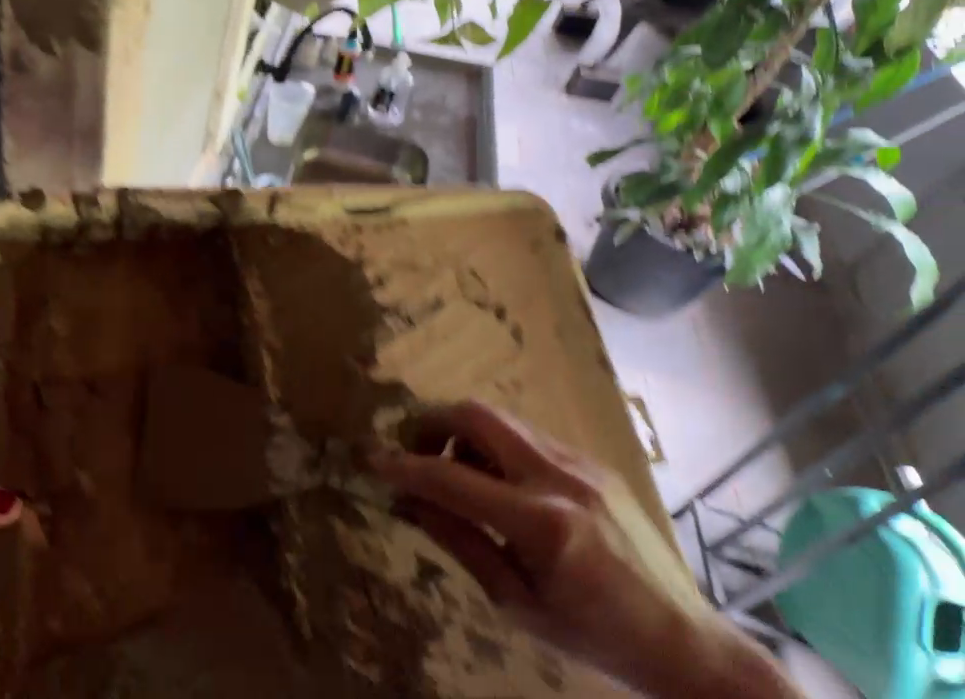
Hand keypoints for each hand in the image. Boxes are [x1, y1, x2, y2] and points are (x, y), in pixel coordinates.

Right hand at [369, 402, 800, 698]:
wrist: (688, 643)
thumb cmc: (595, 634)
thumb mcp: (515, 602)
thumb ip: (459, 542)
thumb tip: (408, 501)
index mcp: (541, 523)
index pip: (450, 477)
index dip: (403, 466)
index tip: (371, 460)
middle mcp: (562, 480)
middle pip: (477, 416)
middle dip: (431, 423)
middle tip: (412, 450)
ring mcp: (584, 465)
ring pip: (502, 418)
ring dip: (464, 432)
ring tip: (454, 469)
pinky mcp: (596, 465)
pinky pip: (529, 435)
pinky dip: (496, 445)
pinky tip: (496, 481)